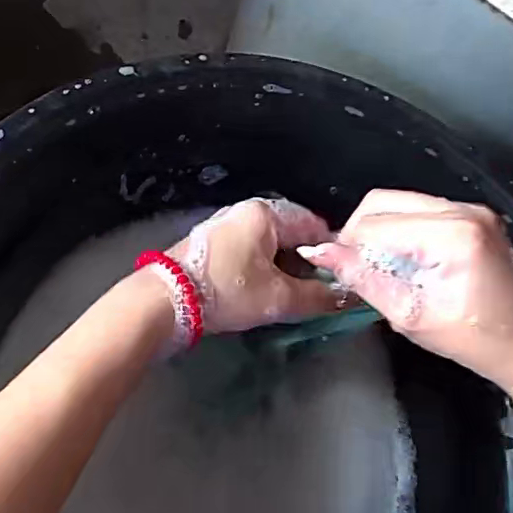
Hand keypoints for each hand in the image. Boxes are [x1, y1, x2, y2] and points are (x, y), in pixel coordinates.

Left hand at [166, 198, 344, 334]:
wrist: (166, 300)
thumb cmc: (227, 291)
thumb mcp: (279, 298)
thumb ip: (318, 296)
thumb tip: (346, 296)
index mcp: (266, 213)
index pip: (314, 226)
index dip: (331, 254)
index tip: (339, 279)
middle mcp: (245, 211)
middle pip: (291, 234)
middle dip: (306, 263)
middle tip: (316, 291)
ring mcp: (226, 225)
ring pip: (269, 244)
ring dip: (283, 267)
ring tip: (290, 295)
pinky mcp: (212, 243)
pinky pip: (249, 250)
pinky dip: (261, 268)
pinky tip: (262, 290)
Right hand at [298, 190, 512, 387]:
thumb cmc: (475, 340)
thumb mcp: (409, 315)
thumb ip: (363, 278)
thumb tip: (320, 252)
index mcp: (451, 234)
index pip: (373, 224)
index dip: (348, 248)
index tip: (341, 275)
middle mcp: (463, 210)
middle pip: (382, 201)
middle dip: (360, 233)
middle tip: (356, 268)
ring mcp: (472, 209)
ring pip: (399, 203)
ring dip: (380, 231)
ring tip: (381, 268)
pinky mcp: (475, 216)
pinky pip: (420, 210)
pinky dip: (401, 231)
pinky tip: (405, 262)